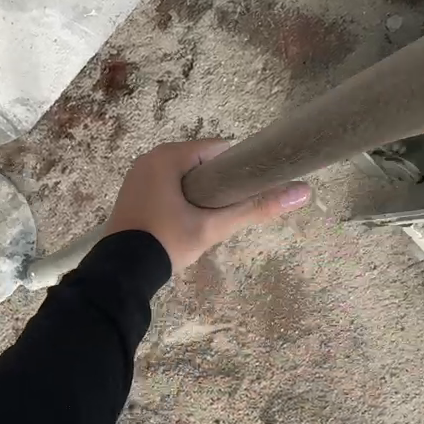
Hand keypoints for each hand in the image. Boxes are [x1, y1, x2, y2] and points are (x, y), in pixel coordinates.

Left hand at [102, 139, 311, 270]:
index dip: (236, 169)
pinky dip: (178, 200)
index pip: (218, 149)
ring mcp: (136, 177)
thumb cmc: (165, 243)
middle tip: (220, 212)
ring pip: (183, 178)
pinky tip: (184, 222)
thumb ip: (256, 208)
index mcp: (166, 157)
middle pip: (200, 163)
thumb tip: (304, 192)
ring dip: (198, 195)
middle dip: (215, 185)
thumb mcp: (213, 226)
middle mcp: (148, 159)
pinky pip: (165, 188)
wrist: (119, 273)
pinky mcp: (131, 194)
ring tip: (203, 220)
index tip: (245, 192)